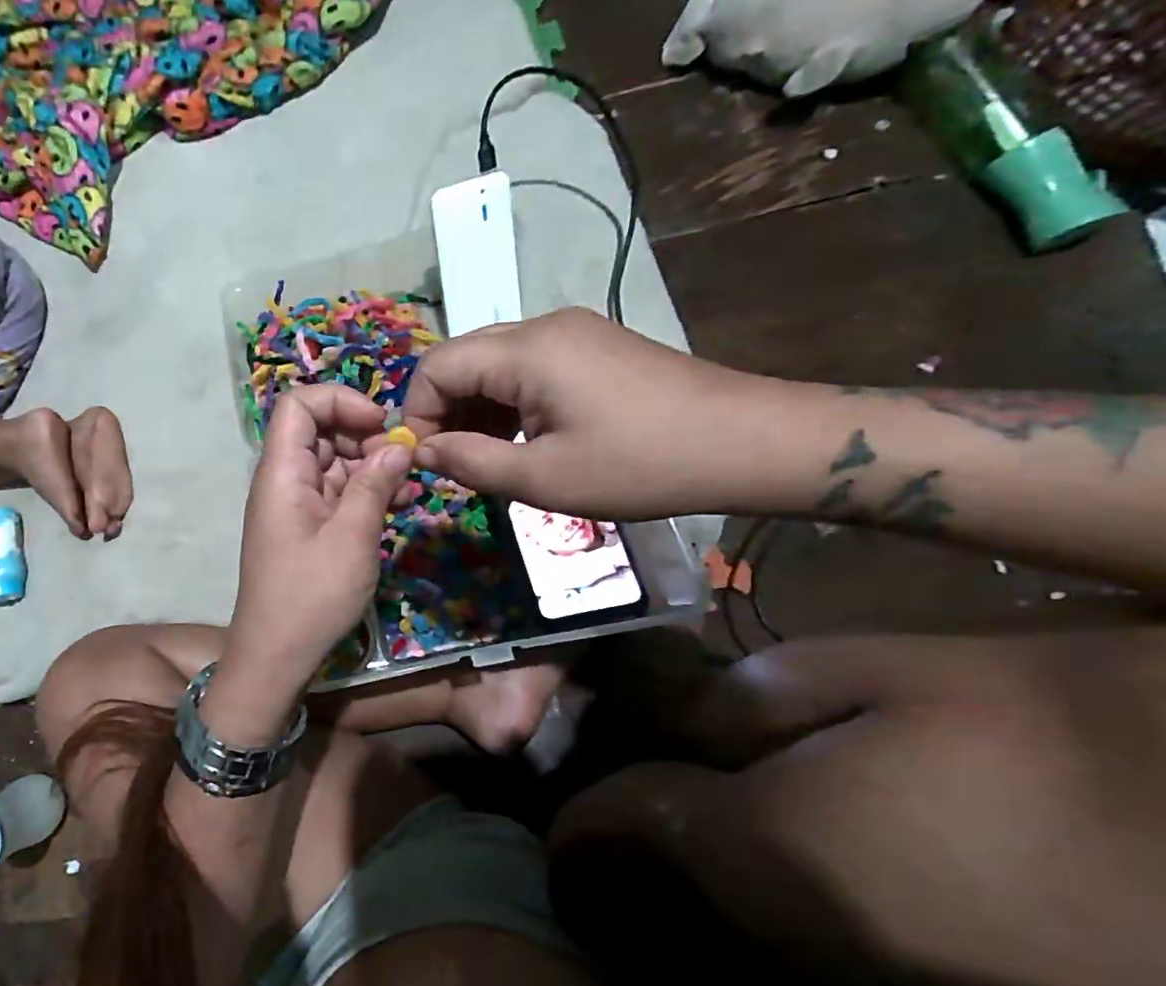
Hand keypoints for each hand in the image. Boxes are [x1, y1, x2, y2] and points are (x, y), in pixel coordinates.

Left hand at [227, 384, 413, 699]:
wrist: (276, 656)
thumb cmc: (310, 596)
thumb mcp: (352, 538)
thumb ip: (374, 485)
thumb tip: (398, 445)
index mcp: (281, 473)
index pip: (299, 405)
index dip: (340, 402)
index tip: (380, 426)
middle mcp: (283, 482)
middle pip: (320, 432)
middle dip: (364, 438)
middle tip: (403, 463)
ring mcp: (295, 507)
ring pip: (333, 464)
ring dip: (371, 468)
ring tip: (409, 488)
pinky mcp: (307, 530)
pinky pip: (336, 496)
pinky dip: (365, 494)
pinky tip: (399, 504)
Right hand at [401, 307, 764, 519]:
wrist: (748, 443)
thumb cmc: (640, 465)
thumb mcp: (543, 478)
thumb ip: (470, 462)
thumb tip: (424, 451)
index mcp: (526, 351)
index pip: (436, 366)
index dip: (418, 414)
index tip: (427, 461)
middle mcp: (543, 327)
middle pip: (462, 357)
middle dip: (444, 411)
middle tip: (454, 462)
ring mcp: (572, 332)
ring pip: (492, 362)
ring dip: (475, 408)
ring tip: (488, 457)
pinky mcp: (593, 346)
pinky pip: (526, 366)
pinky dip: (507, 402)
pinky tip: (523, 439)